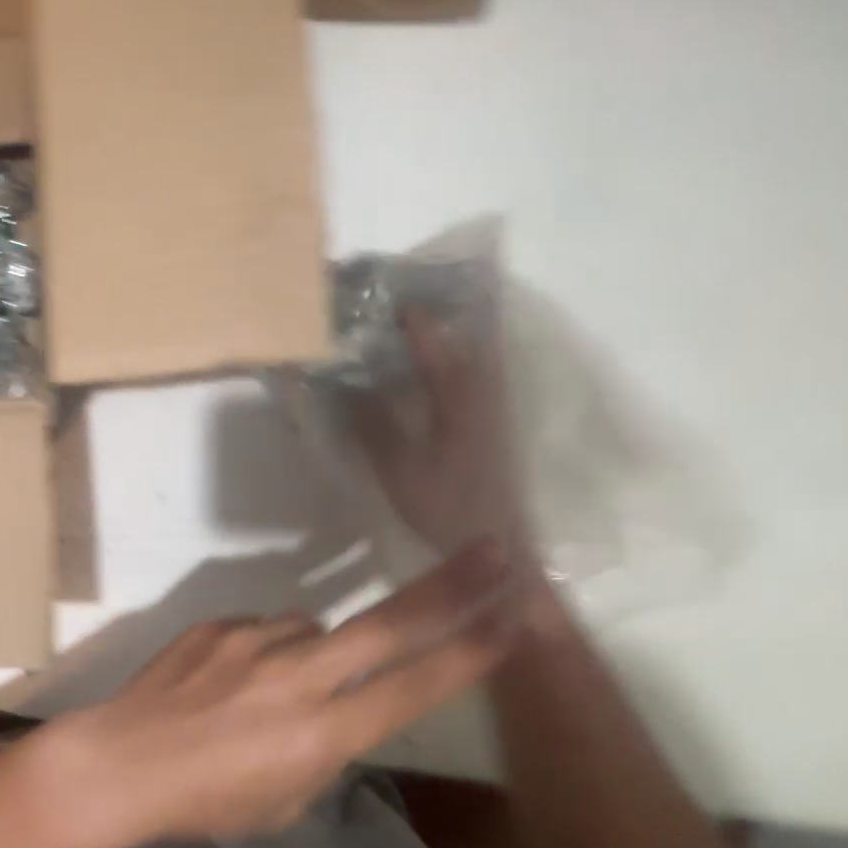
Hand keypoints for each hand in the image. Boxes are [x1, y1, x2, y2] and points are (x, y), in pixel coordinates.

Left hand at [42, 542, 514, 847]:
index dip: (469, 655)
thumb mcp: (283, 801)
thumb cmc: (204, 801)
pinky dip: (264, 649)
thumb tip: (336, 714)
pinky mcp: (215, 625)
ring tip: (274, 687)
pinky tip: (232, 678)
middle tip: (491, 550)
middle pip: (385, 625)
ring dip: (316, 647)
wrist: (121, 761)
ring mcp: (251, 642)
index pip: (412, 688)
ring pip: (312, 626)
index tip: (515, 620)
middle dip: (447, 588)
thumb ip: (322, 752)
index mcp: (322, 732)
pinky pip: (261, 630)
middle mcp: (295, 676)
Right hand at [350, 308, 523, 552]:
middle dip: (444, 320)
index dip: (415, 324)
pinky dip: (459, 363)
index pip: (437, 349)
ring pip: (477, 360)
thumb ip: (375, 425)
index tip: (391, 302)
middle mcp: (484, 396)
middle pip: (469, 343)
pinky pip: (477, 378)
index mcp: (461, 401)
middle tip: (411, 305)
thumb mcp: (400, 468)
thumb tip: (348, 386)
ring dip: (454, 339)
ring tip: (423, 328)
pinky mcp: (493, 428)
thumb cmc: (447, 505)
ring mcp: (494, 411)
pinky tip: (438, 371)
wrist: (498, 545)